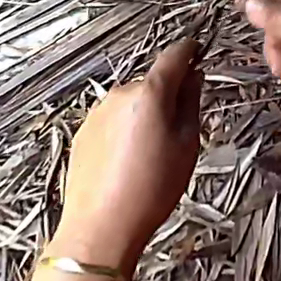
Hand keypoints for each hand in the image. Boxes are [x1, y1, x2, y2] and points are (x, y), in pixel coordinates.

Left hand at [54, 39, 202, 271]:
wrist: (99, 229)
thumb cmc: (150, 190)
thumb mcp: (187, 144)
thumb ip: (191, 103)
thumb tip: (193, 78)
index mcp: (151, 92)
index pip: (174, 55)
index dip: (189, 51)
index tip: (197, 51)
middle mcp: (121, 94)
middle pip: (153, 82)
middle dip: (167, 96)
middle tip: (179, 129)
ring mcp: (98, 112)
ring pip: (133, 102)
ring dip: (144, 115)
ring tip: (151, 155)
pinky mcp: (83, 132)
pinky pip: (113, 120)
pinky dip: (124, 130)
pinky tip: (128, 162)